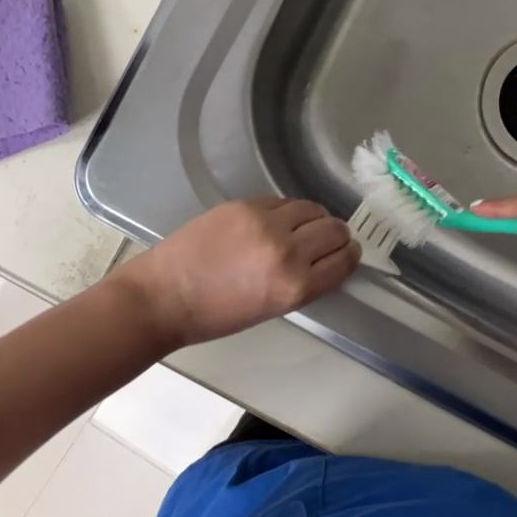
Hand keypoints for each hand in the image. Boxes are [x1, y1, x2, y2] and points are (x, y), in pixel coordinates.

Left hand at [113, 198, 361, 347]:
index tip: (348, 252)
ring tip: (305, 226)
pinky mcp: (246, 206)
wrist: (166, 295)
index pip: (343, 262)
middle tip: (330, 239)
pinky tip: (278, 221)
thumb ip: (304, 283)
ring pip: (312, 209)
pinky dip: (288, 210)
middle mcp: (288, 252)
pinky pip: (282, 202)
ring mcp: (266, 224)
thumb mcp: (273, 309)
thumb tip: (324, 260)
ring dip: (316, 218)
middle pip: (334, 230)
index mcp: (296, 287)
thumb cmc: (217, 315)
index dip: (350, 255)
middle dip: (337, 235)